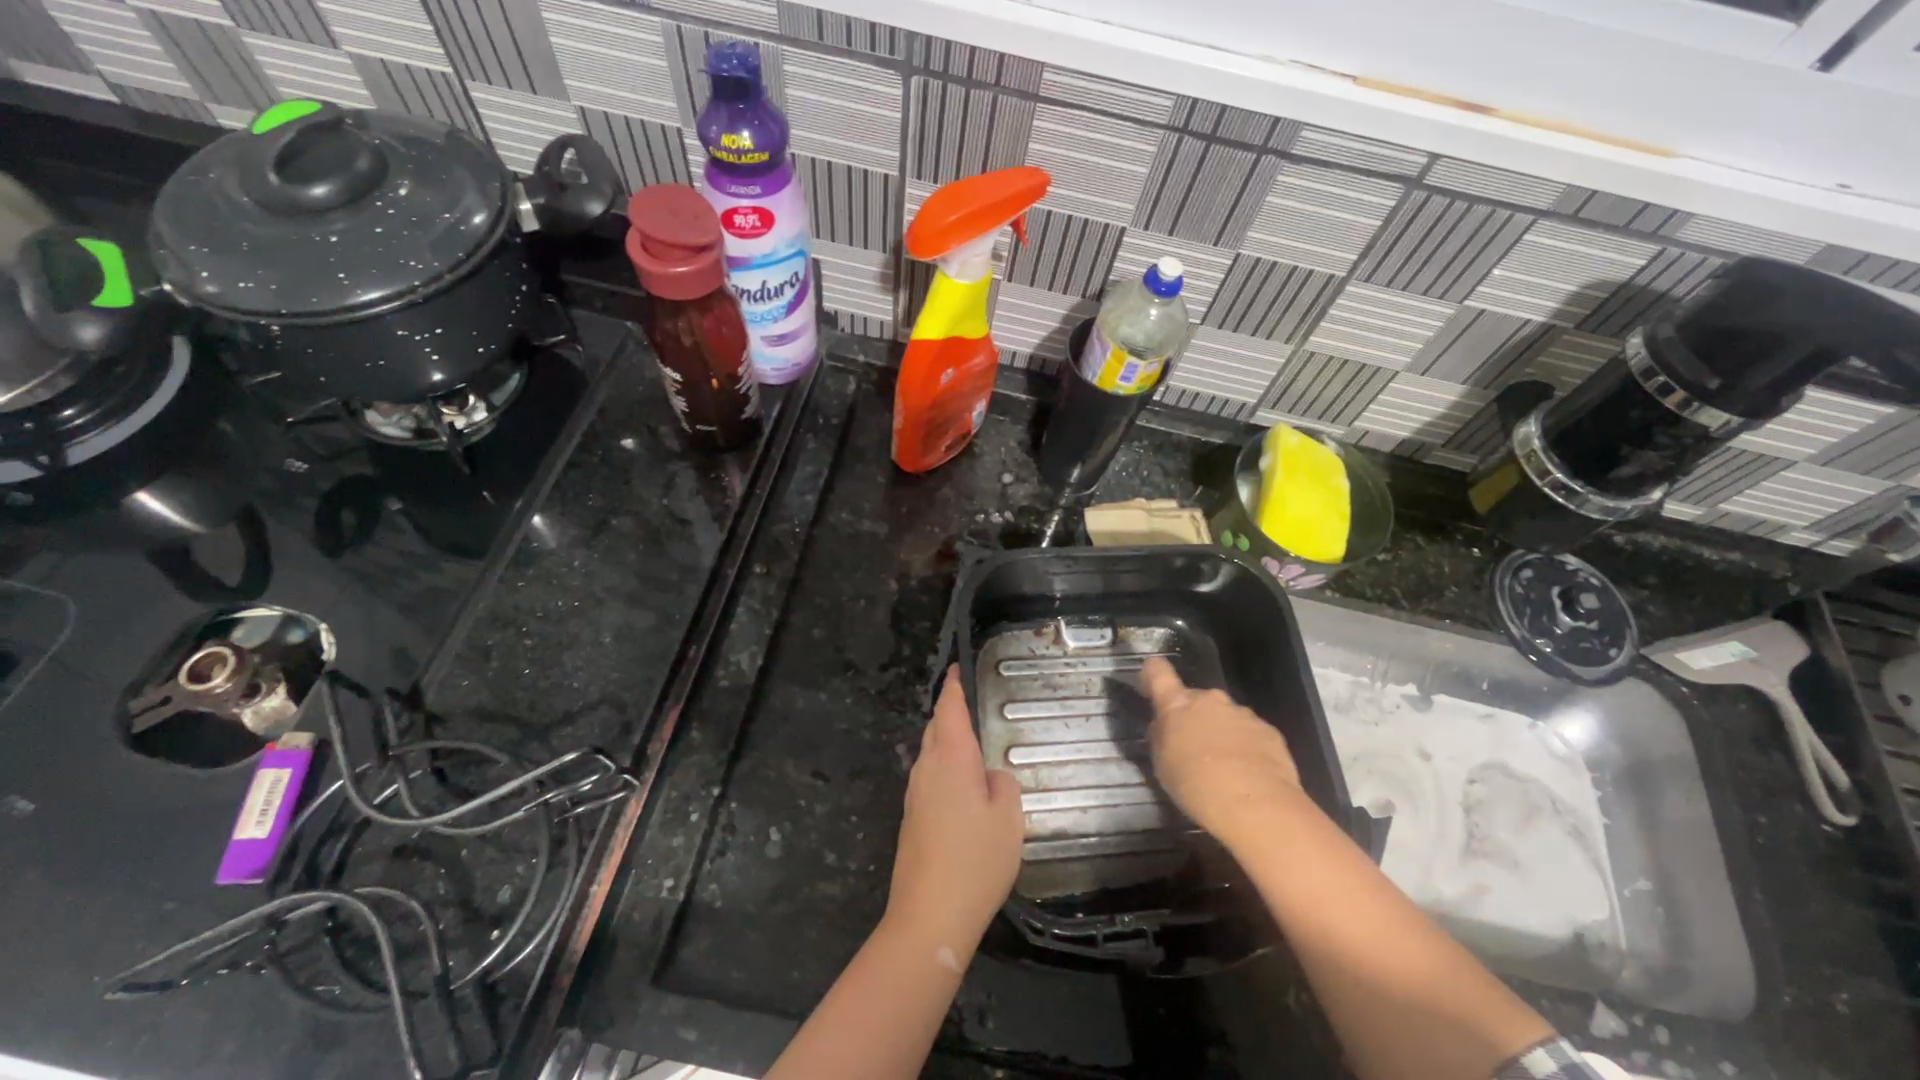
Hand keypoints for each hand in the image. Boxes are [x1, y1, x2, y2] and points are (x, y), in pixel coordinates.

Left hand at [885, 666, 1024, 957]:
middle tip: (974, 705)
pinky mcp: (912, 821)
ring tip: (975, 744)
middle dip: (951, 713)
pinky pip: (931, 780)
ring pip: (931, 756)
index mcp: (950, 758)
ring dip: (948, 744)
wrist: (929, 916)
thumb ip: (1003, 785)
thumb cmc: (975, 861)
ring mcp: (914, 796)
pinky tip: (964, 787)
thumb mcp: (1008, 818)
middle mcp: (926, 769)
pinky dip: (946, 771)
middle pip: (935, 729)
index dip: (955, 686)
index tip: (960, 668)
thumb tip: (989, 776)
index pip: (949, 708)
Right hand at [1142, 656, 1302, 846]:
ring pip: (1226, 717)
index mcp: (1177, 705)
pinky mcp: (1269, 731)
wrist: (1254, 803)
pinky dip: (1246, 747)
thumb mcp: (1162, 764)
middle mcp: (1211, 700)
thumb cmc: (1195, 784)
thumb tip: (1165, 726)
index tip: (1150, 681)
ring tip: (1223, 768)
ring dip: (1221, 733)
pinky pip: (1250, 734)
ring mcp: (1243, 714)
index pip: (1159, 673)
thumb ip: (1162, 736)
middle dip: (1194, 717)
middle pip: (1197, 700)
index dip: (1152, 673)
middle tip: (1192, 748)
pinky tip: (1247, 774)